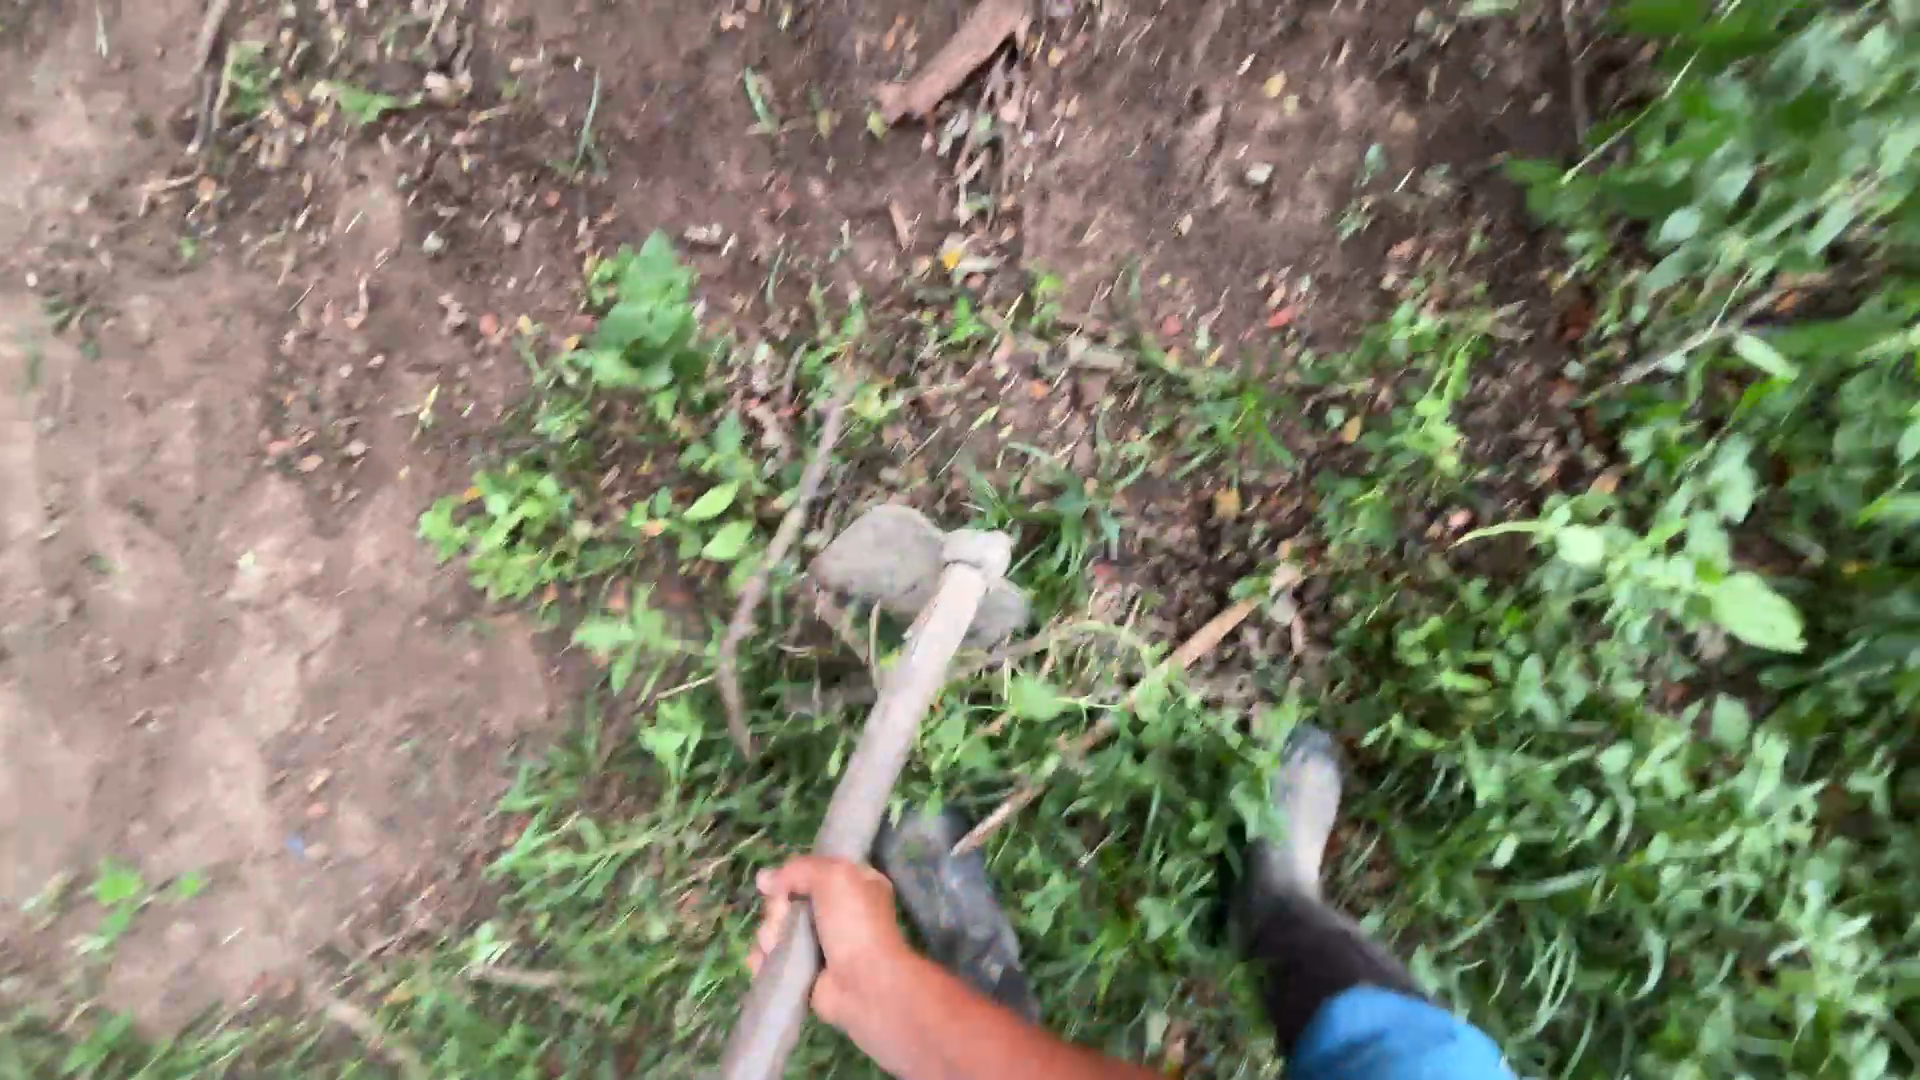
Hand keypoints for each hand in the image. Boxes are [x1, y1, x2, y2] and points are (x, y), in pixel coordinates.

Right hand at [749, 855, 913, 1027]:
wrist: (865, 984)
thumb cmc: (855, 922)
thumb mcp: (834, 877)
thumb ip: (800, 869)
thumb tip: (764, 878)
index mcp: (854, 883)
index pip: (815, 870)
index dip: (793, 875)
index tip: (777, 883)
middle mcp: (838, 910)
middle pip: (791, 899)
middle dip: (778, 908)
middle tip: (782, 916)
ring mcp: (820, 943)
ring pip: (779, 928)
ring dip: (770, 934)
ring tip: (774, 945)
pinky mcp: (805, 971)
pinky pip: (775, 958)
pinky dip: (763, 959)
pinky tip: (761, 961)